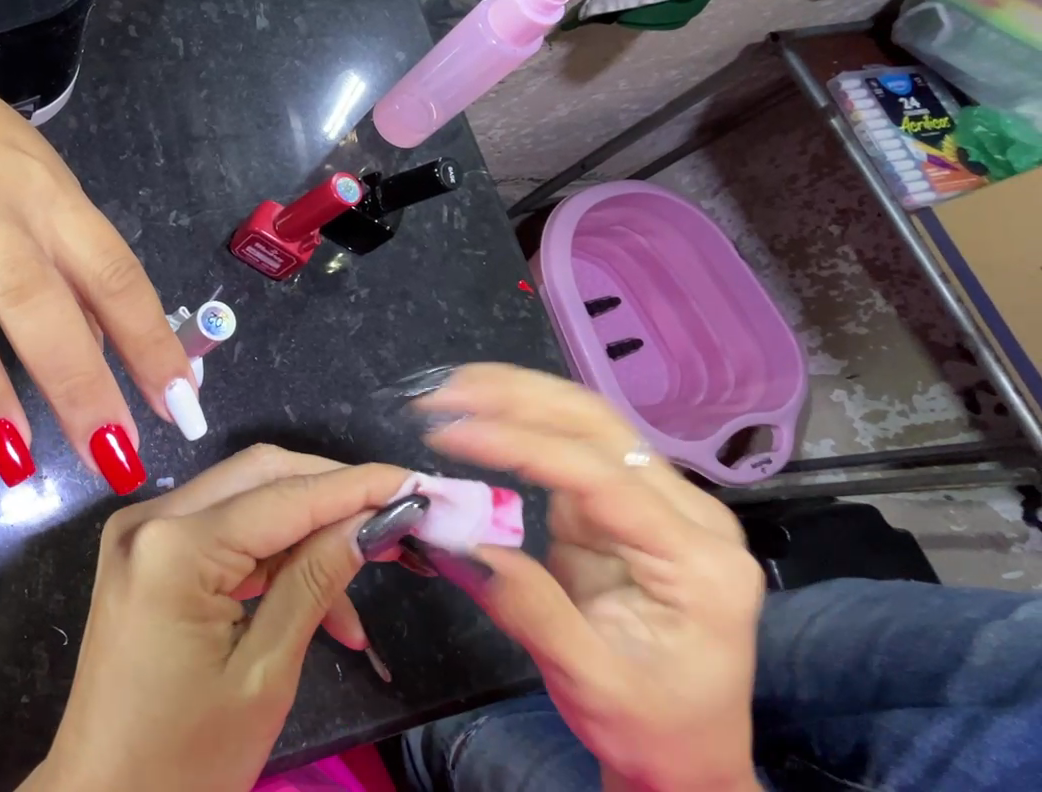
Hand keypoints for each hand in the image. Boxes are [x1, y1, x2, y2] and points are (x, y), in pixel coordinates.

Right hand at [0, 55, 196, 493]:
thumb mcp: (45, 184)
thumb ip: (75, 263)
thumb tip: (114, 353)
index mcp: (47, 195)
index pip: (110, 270)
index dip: (147, 340)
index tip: (178, 409)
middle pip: (33, 294)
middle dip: (75, 381)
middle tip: (108, 459)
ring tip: (10, 457)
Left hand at [24, 444, 413, 791]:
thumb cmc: (186, 756)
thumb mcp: (264, 673)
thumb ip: (313, 583)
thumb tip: (369, 522)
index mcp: (174, 545)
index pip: (283, 495)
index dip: (356, 486)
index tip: (417, 482)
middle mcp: (150, 517)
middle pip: (258, 476)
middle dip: (331, 494)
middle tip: (396, 524)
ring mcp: (139, 533)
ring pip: (241, 500)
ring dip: (304, 532)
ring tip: (362, 587)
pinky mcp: (142, 554)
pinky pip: (218, 533)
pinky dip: (268, 556)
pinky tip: (317, 603)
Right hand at [417, 365, 764, 791]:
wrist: (685, 751)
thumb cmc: (650, 723)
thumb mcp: (591, 680)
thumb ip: (529, 607)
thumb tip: (457, 540)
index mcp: (697, 560)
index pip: (601, 477)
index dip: (520, 447)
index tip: (448, 434)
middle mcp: (685, 516)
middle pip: (602, 429)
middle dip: (519, 398)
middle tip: (443, 394)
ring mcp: (653, 506)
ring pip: (587, 424)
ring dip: (517, 396)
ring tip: (451, 389)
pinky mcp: (616, 508)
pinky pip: (568, 448)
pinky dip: (519, 421)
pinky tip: (477, 410)